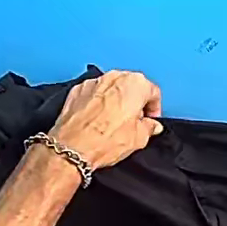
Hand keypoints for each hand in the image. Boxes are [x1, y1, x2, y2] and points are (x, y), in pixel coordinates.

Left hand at [48, 71, 163, 169]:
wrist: (72, 148)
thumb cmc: (104, 139)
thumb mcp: (139, 138)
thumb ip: (149, 127)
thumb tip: (150, 126)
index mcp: (136, 84)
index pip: (153, 92)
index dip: (154, 109)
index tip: (150, 120)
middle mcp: (115, 77)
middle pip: (132, 87)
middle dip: (134, 103)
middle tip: (134, 122)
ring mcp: (93, 82)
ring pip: (111, 89)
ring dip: (115, 102)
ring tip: (113, 124)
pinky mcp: (76, 91)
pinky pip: (93, 94)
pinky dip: (96, 104)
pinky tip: (96, 122)